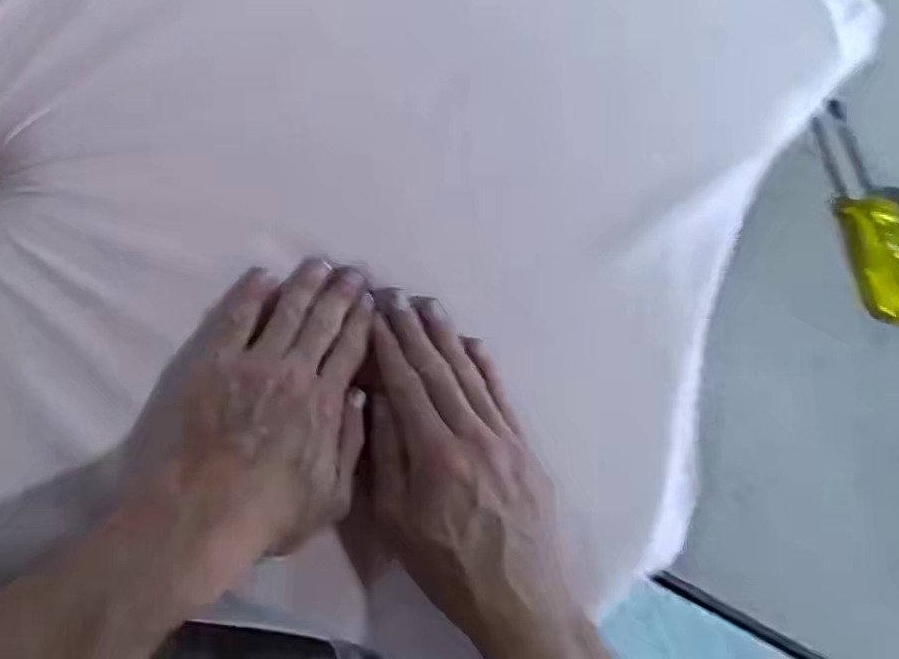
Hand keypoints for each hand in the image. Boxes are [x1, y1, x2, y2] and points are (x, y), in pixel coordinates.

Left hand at [144, 259, 374, 562]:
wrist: (203, 510)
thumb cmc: (267, 512)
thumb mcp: (331, 498)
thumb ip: (351, 445)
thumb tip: (361, 397)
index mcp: (324, 403)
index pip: (349, 349)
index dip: (361, 320)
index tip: (370, 299)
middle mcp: (294, 371)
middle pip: (323, 321)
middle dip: (341, 293)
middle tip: (352, 271)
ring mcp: (254, 361)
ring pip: (287, 310)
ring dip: (305, 284)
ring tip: (317, 264)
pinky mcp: (216, 358)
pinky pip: (238, 316)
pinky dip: (253, 293)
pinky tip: (265, 276)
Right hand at [366, 292, 604, 658]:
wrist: (522, 603)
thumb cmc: (448, 566)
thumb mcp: (397, 522)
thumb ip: (386, 455)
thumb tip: (376, 399)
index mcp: (435, 454)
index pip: (406, 384)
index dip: (388, 345)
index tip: (374, 314)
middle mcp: (471, 435)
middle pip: (435, 369)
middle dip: (411, 329)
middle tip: (395, 294)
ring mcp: (502, 438)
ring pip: (468, 374)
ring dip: (445, 335)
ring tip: (427, 304)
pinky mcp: (524, 446)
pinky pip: (501, 395)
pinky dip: (485, 364)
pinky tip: (471, 341)